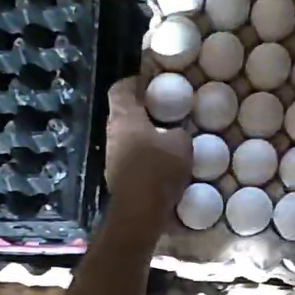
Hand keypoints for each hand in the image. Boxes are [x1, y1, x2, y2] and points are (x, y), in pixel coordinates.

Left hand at [105, 75, 190, 211]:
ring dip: (144, 136)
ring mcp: (112, 158)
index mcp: (124, 118)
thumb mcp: (182, 145)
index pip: (120, 89)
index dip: (134, 82)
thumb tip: (176, 132)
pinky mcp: (118, 178)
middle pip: (124, 114)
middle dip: (142, 111)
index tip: (151, 83)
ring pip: (128, 138)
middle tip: (166, 110)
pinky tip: (163, 163)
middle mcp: (112, 135)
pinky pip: (132, 159)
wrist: (140, 212)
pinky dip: (145, 156)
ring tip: (167, 138)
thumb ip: (180, 132)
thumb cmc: (159, 170)